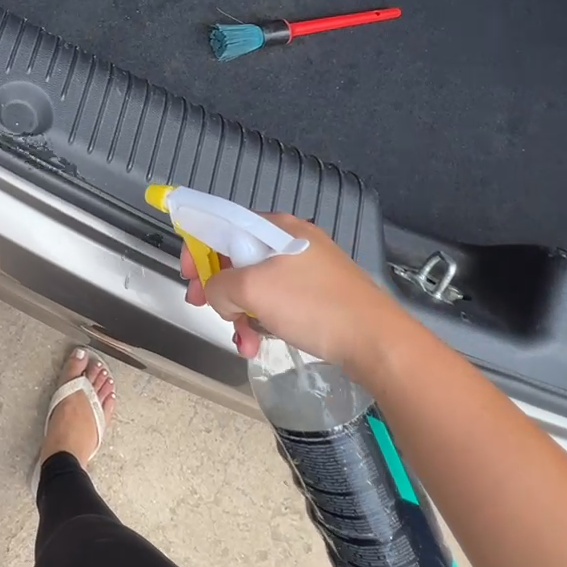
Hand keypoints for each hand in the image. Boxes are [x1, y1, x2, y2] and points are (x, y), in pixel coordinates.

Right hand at [180, 212, 409, 371]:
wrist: (378, 343)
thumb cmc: (313, 306)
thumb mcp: (251, 289)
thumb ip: (218, 286)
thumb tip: (218, 296)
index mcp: (275, 227)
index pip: (221, 223)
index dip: (197, 246)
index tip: (187, 274)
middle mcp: (290, 241)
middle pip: (236, 256)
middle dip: (217, 286)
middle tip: (204, 307)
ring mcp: (307, 269)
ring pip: (255, 285)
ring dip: (239, 312)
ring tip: (241, 340)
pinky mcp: (319, 296)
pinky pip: (276, 302)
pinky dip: (262, 320)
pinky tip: (258, 343)